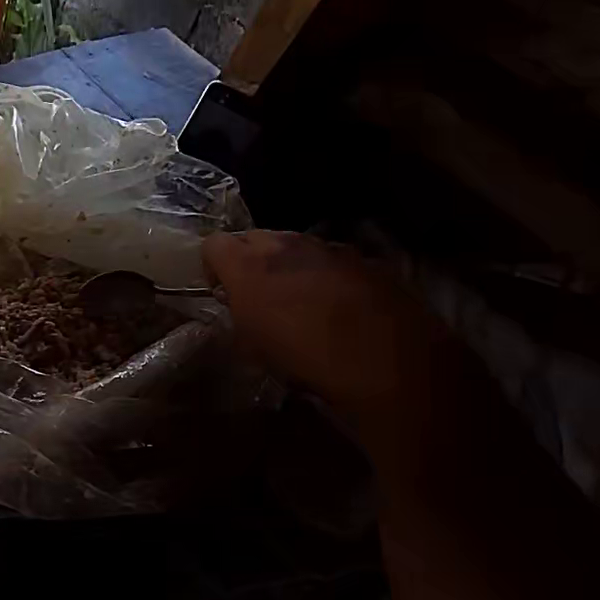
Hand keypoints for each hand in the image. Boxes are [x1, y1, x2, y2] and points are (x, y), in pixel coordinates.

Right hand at [201, 230, 453, 411]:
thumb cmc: (303, 358)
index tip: (223, 292)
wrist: (387, 362)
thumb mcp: (251, 346)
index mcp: (248, 264)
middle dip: (250, 260)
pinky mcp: (366, 259)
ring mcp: (329, 248)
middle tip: (258, 294)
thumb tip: (236, 303)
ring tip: (301, 300)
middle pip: (254, 237)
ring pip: (296, 245)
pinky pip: (332, 259)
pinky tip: (339, 306)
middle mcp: (286, 244)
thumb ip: (237, 314)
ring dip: (290, 265)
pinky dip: (327, 274)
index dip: (214, 267)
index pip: (213, 243)